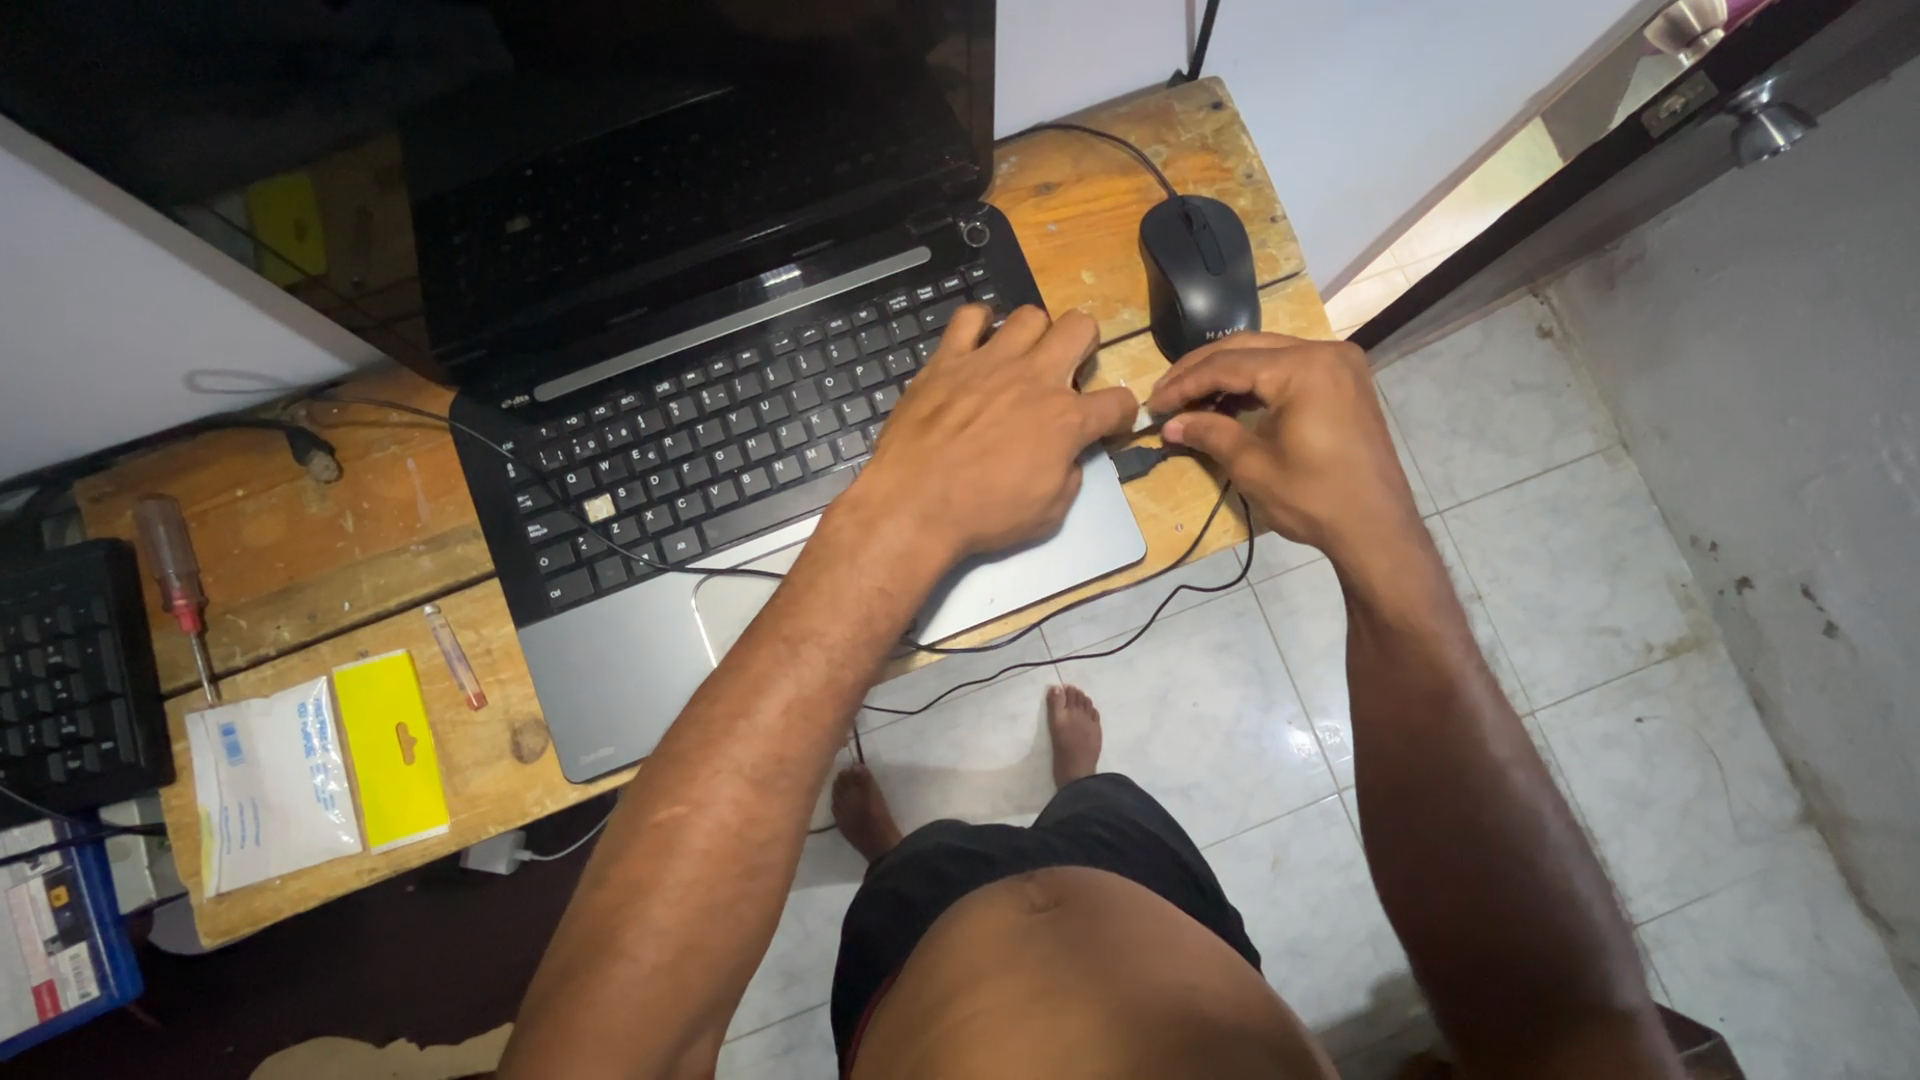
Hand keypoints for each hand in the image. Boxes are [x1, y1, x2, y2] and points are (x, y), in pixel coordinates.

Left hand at [849, 304, 1137, 557]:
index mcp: (1066, 420)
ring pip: (1029, 315)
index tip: (1109, 424)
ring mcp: (989, 362)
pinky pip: (968, 317)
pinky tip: (978, 343)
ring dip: (1034, 334)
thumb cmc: (983, 515)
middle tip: (1067, 370)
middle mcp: (1034, 378)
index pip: (1117, 402)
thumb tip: (1068, 459)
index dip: (1121, 414)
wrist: (914, 504)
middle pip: (1081, 328)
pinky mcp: (946, 360)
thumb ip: (1069, 478)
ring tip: (1021, 358)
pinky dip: (978, 324)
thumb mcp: (1048, 515)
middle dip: (1084, 345)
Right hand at [1146, 333, 1422, 564]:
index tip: (1153, 405)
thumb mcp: (1252, 466)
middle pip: (1246, 348)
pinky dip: (1255, 382)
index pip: (1227, 365)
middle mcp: (1324, 352)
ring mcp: (1338, 364)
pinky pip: (1288, 368)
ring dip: (1225, 375)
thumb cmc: (1313, 498)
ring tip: (1190, 401)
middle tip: (1165, 395)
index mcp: (1303, 368)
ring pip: (1266, 354)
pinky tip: (1227, 404)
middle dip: (1200, 371)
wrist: (1376, 527)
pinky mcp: (1343, 381)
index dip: (1184, 384)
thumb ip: (1209, 433)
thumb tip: (1170, 424)